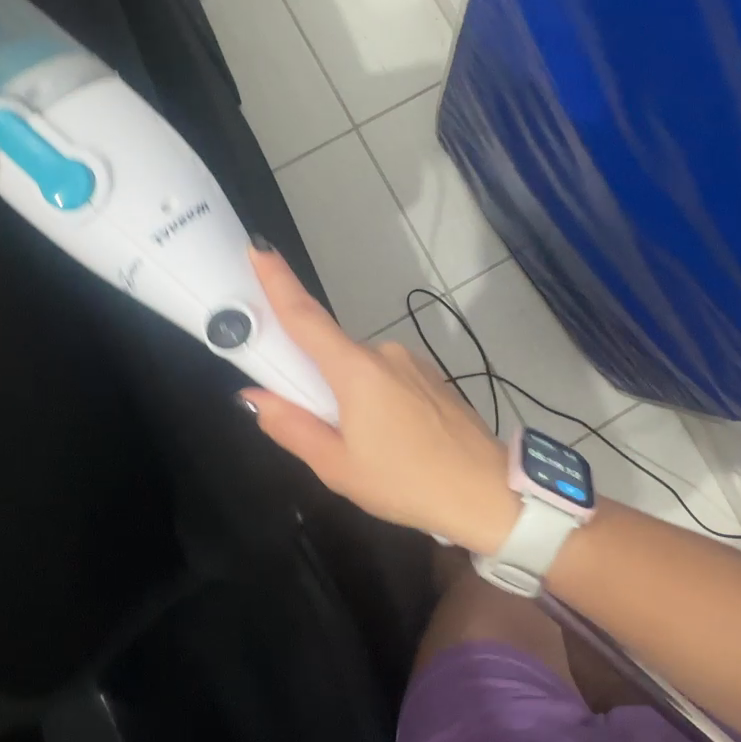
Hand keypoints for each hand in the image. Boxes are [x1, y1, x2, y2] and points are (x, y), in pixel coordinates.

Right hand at [240, 248, 522, 553]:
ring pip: (359, 371)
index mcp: (357, 370)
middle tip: (321, 431)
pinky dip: (374, 400)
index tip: (259, 250)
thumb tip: (255, 397)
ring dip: (347, 397)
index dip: (278, 283)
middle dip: (313, 382)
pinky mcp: (431, 376)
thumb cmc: (407, 482)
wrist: (485, 491)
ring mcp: (412, 362)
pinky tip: (391, 440)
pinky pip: (385, 379)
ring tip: (366, 449)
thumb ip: (292, 427)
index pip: (306, 317)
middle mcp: (384, 353)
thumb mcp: (337, 467)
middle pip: (330, 353)